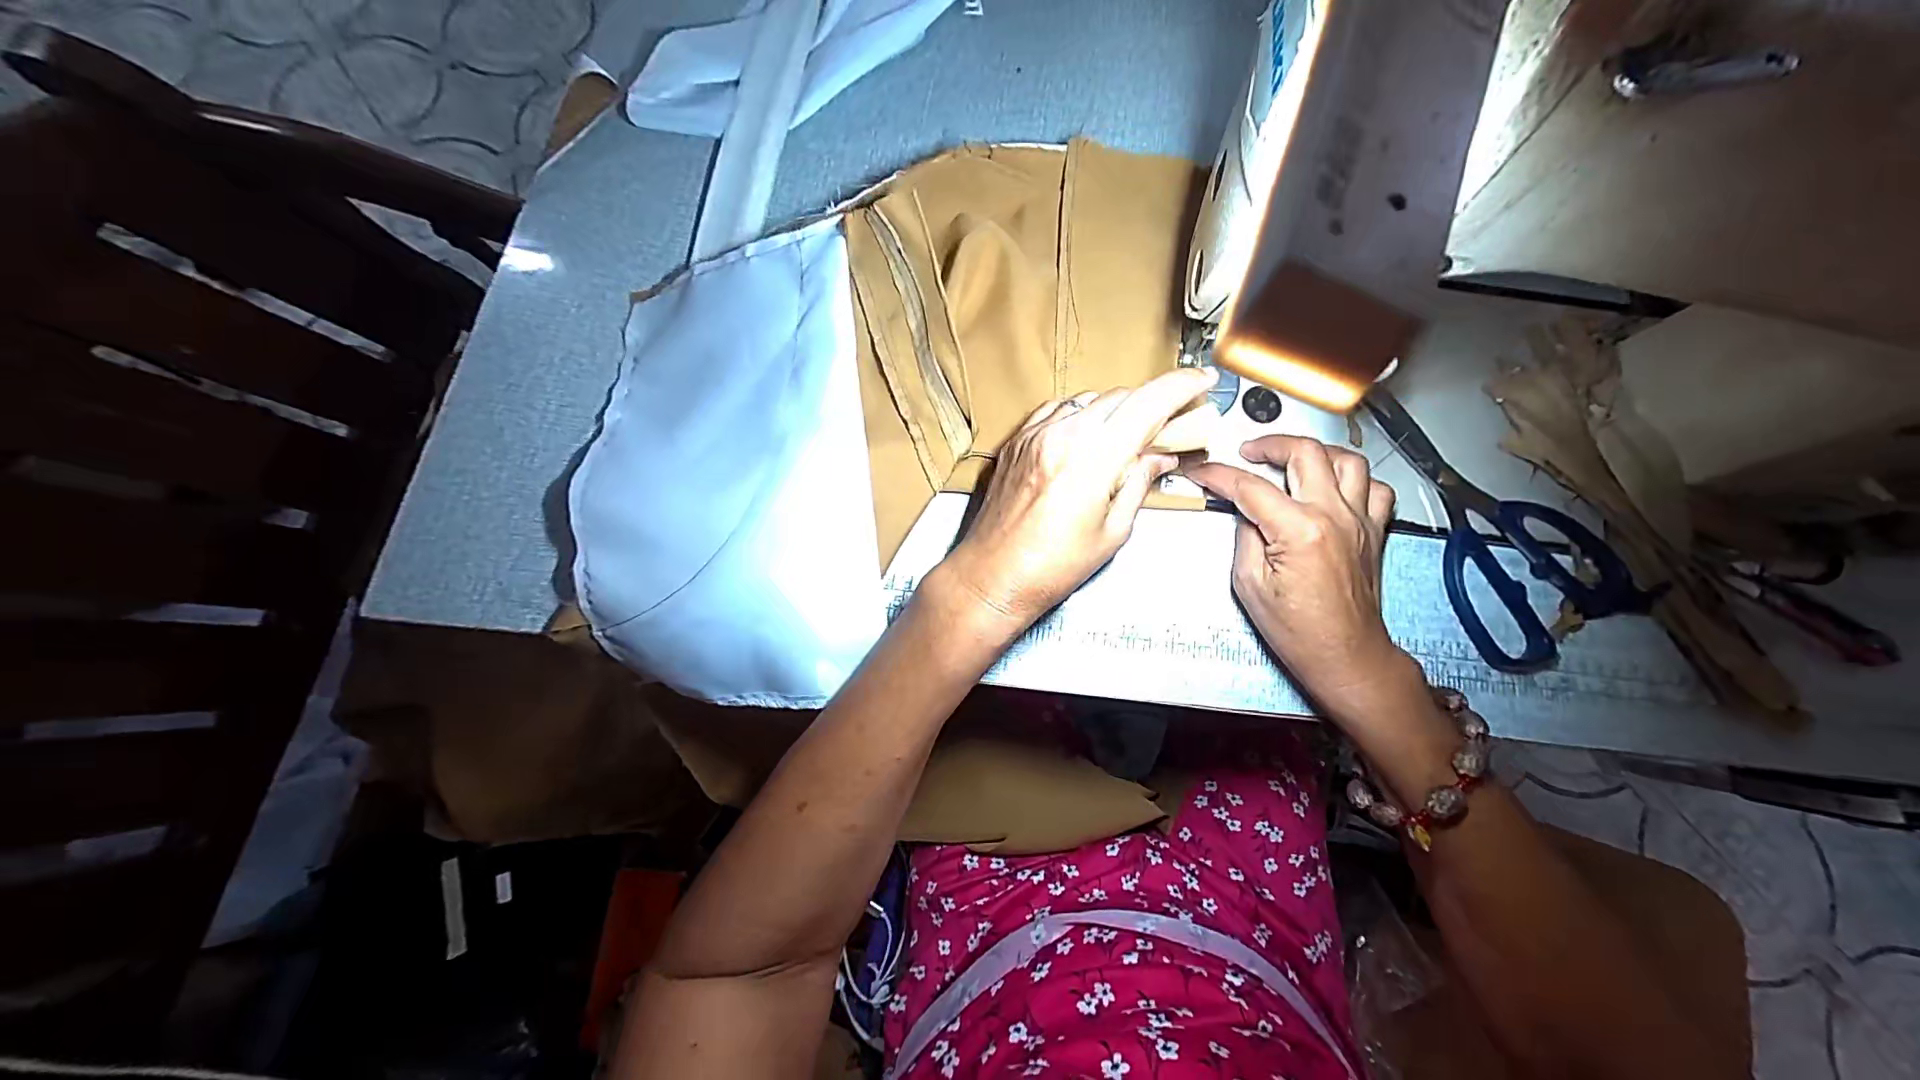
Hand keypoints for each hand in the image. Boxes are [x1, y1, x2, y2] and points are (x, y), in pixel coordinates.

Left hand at [938, 368, 1217, 634]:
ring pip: (1088, 400)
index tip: (1201, 381)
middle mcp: (1060, 435)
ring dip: (1116, 411)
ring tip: (1127, 440)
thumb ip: (1139, 484)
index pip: (1147, 403)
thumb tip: (1161, 457)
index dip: (1182, 386)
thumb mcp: (1111, 531)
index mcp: (1090, 458)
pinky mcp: (1016, 442)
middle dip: (1151, 404)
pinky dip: (1080, 416)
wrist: (991, 575)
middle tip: (1170, 426)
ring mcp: (1033, 435)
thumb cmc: (1049, 567)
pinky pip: (1057, 411)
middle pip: (1120, 397)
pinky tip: (1088, 439)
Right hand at [1187, 436, 1412, 718]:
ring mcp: (1360, 521)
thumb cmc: (1299, 631)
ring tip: (1291, 459)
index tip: (1202, 472)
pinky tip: (1332, 486)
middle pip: (1305, 452)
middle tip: (1248, 452)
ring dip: (1314, 452)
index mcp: (1299, 531)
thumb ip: (1245, 536)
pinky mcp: (1374, 530)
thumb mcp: (1249, 584)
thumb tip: (1245, 511)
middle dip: (1270, 444)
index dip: (1219, 475)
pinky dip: (1352, 478)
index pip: (1250, 487)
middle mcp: (1335, 517)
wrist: (1345, 655)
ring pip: (1346, 459)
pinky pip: (1374, 487)